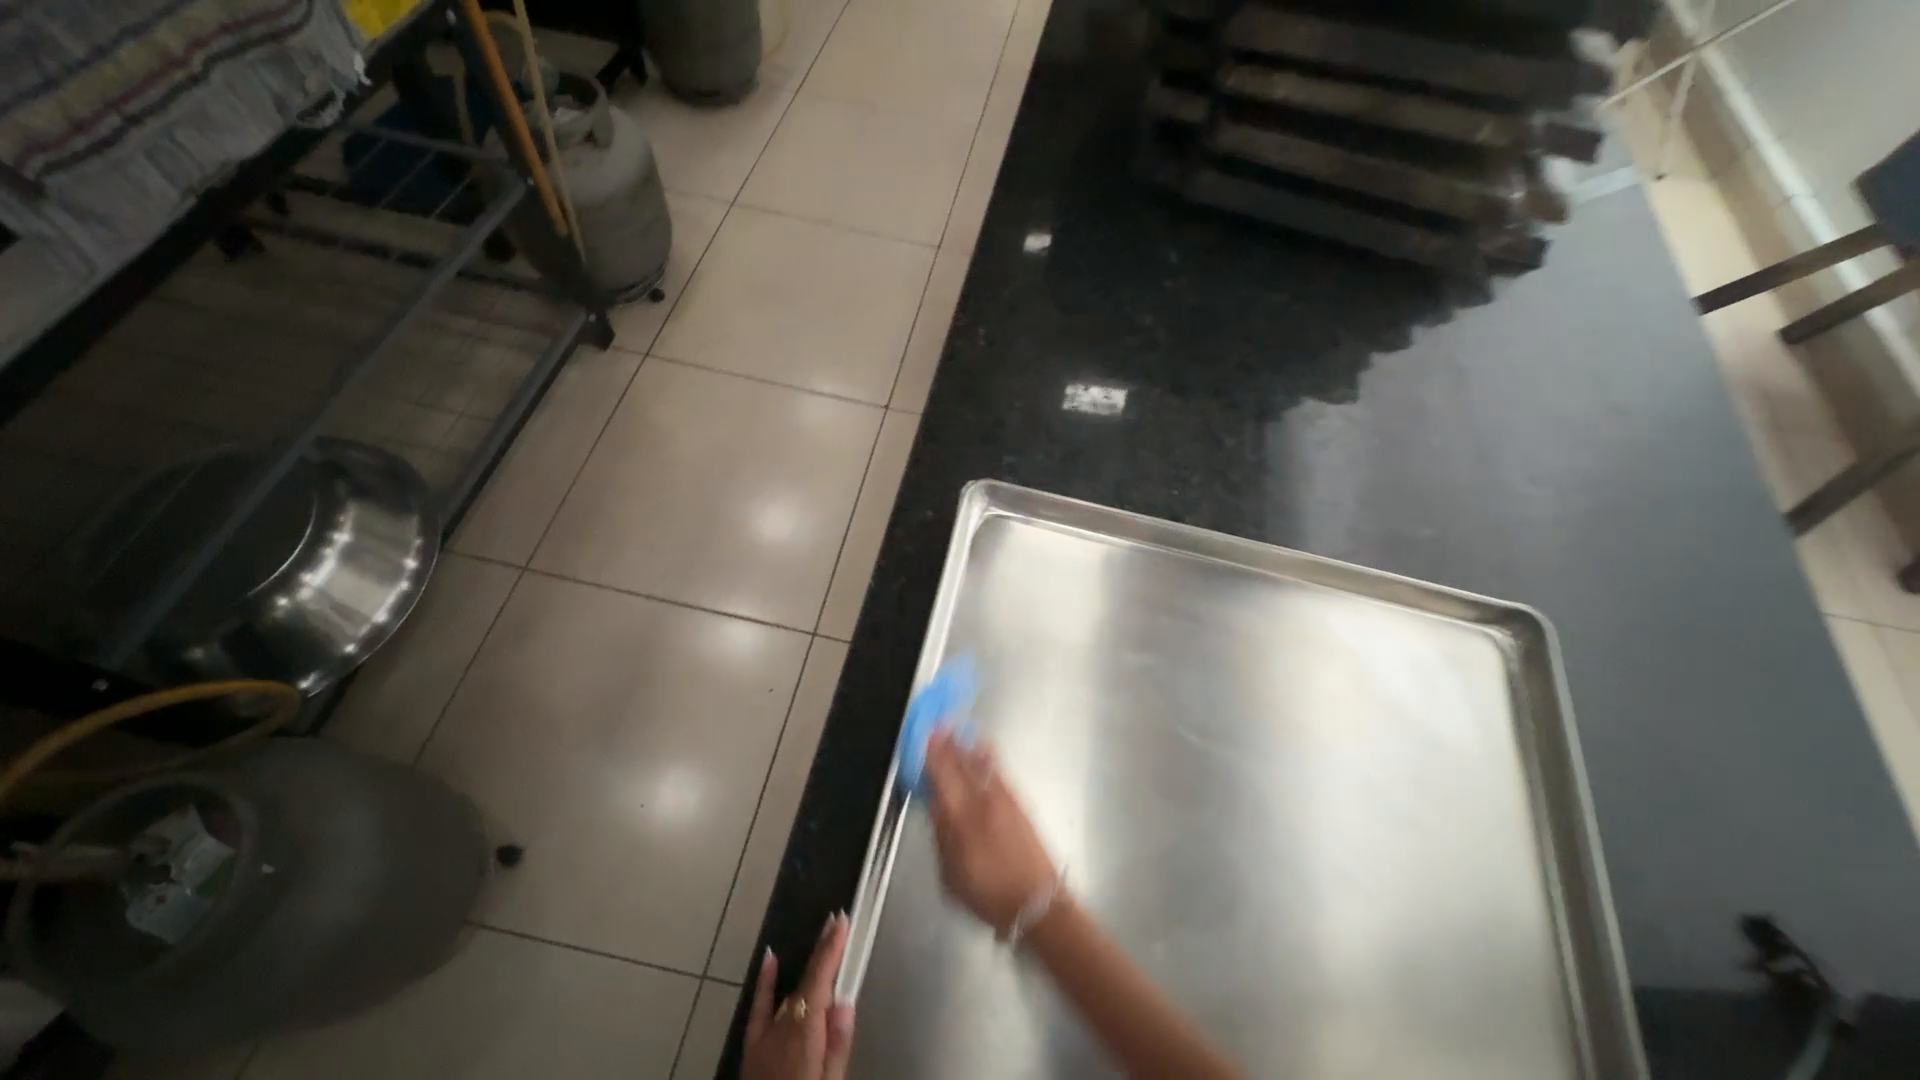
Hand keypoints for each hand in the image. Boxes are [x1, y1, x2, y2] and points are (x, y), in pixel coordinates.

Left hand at [742, 912, 855, 1079]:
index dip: (830, 949)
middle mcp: (782, 1029)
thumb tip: (844, 1003)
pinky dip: (766, 982)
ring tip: (824, 937)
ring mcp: (764, 1037)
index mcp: (804, 1035)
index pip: (819, 981)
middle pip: (807, 983)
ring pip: (790, 995)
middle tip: (837, 920)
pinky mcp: (753, 1047)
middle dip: (824, 952)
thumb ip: (837, 1046)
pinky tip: (770, 957)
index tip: (840, 920)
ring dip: (807, 966)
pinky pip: (759, 1008)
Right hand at [924, 731, 1058, 933]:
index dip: (931, 757)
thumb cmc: (988, 896)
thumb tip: (936, 809)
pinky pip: (998, 771)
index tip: (924, 739)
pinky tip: (981, 748)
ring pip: (980, 764)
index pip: (941, 780)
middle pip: (960, 766)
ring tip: (955, 730)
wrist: (1037, 902)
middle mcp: (982, 804)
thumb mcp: (951, 874)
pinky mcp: (1019, 803)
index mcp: (960, 822)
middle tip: (936, 726)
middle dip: (946, 745)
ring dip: (965, 745)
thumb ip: (941, 838)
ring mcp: (1003, 801)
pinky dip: (986, 756)